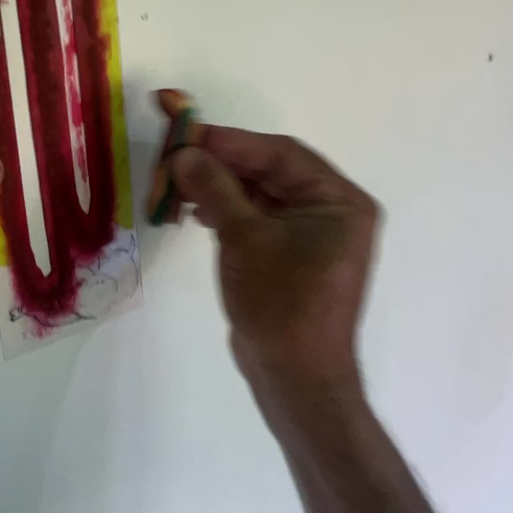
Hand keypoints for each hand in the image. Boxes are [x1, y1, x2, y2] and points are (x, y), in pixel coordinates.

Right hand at [166, 122, 380, 388]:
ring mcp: (310, 235)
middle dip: (220, 164)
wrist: (296, 379)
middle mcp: (330, 211)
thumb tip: (183, 153)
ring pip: (258, 194)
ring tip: (176, 184)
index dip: (231, 140)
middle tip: (174, 157)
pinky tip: (195, 211)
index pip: (280, 153)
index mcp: (338, 201)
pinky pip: (256, 218)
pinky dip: (225, 211)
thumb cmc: (281, 304)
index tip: (185, 132)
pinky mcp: (289, 255)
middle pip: (269, 170)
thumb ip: (214, 188)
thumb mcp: (244, 238)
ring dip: (218, 187)